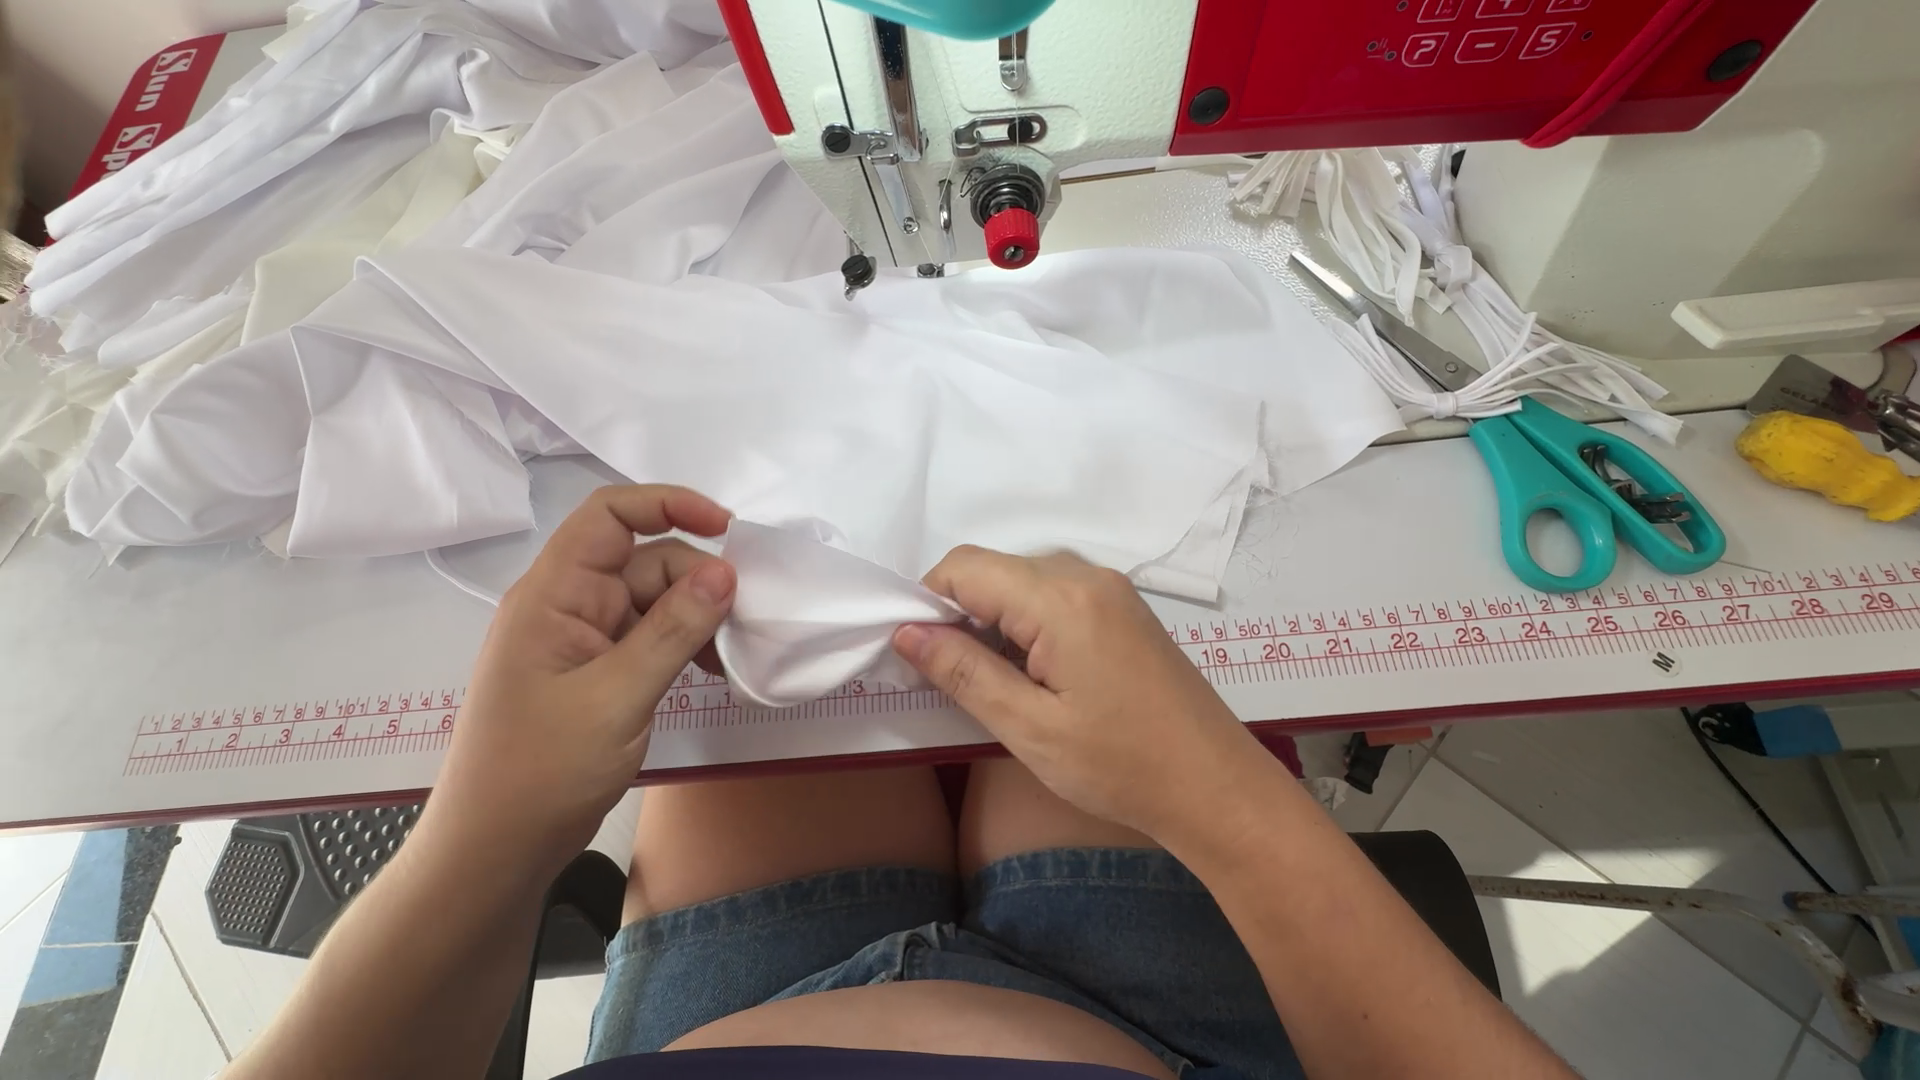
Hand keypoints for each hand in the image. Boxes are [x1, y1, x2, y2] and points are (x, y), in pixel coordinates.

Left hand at [433, 486, 736, 871]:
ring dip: (699, 619)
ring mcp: (588, 639)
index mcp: (555, 593)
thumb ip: (674, 630)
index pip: (610, 515)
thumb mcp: (617, 696)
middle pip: (647, 561)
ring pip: (658, 600)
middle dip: (698, 583)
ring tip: (730, 657)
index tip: (727, 528)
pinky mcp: (603, 670)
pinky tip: (712, 672)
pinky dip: (687, 646)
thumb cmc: (542, 768)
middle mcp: (571, 604)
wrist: (498, 847)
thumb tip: (727, 572)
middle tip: (741, 622)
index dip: (668, 504)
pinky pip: (655, 636)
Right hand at [892, 547, 1264, 840]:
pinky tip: (1037, 677)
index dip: (928, 603)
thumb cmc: (1120, 766)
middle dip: (960, 615)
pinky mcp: (1123, 609)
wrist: (1217, 787)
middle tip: (956, 681)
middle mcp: (1086, 575)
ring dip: (994, 622)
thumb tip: (906, 631)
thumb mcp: (1029, 728)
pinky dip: (1027, 625)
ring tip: (999, 686)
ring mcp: (1110, 589)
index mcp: (1060, 597)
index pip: (964, 567)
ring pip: (1022, 582)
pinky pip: (1054, 596)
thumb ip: (962, 671)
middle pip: (993, 570)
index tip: (920, 656)